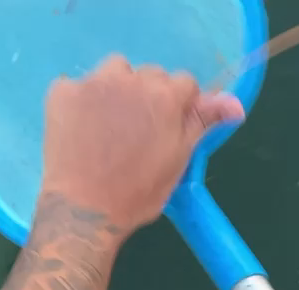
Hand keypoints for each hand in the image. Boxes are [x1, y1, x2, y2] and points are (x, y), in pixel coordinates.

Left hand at [41, 55, 245, 230]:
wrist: (87, 208)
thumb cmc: (140, 192)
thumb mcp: (179, 160)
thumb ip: (204, 124)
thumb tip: (235, 105)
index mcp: (164, 97)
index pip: (186, 84)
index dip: (184, 106)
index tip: (174, 130)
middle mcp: (130, 79)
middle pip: (151, 76)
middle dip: (151, 97)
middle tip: (144, 134)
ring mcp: (93, 82)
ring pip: (115, 73)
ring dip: (119, 91)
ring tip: (115, 126)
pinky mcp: (63, 90)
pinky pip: (81, 86)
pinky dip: (87, 103)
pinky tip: (87, 130)